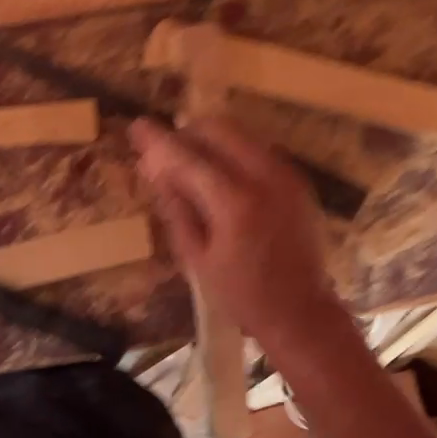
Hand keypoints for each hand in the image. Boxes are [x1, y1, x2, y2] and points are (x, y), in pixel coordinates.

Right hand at [130, 116, 344, 347]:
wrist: (299, 311)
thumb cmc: (239, 294)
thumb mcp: (195, 257)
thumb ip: (176, 207)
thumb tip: (154, 168)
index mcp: (234, 202)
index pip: (187, 157)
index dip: (159, 141)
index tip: (137, 126)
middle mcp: (265, 177)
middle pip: (218, 129)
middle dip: (187, 134)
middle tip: (166, 153)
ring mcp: (286, 175)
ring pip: (241, 134)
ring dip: (211, 140)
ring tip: (190, 165)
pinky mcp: (298, 181)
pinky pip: (259, 149)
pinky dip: (234, 152)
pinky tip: (220, 178)